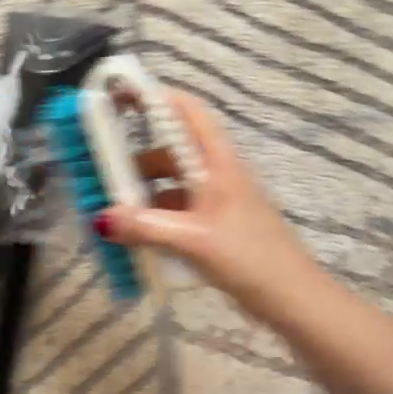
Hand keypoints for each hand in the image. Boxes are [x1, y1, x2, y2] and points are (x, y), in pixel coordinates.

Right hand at [97, 91, 318, 317]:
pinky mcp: (215, 224)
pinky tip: (136, 235)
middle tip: (102, 169)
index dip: (155, 98)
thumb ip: (145, 228)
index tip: (119, 97)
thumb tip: (101, 219)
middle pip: (172, 149)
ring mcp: (217, 200)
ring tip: (112, 208)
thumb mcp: (192, 240)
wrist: (291, 295)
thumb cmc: (247, 257)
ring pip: (172, 182)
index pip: (187, 112)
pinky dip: (155, 215)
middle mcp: (217, 174)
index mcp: (217, 163)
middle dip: (136, 157)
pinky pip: (177, 209)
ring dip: (143, 191)